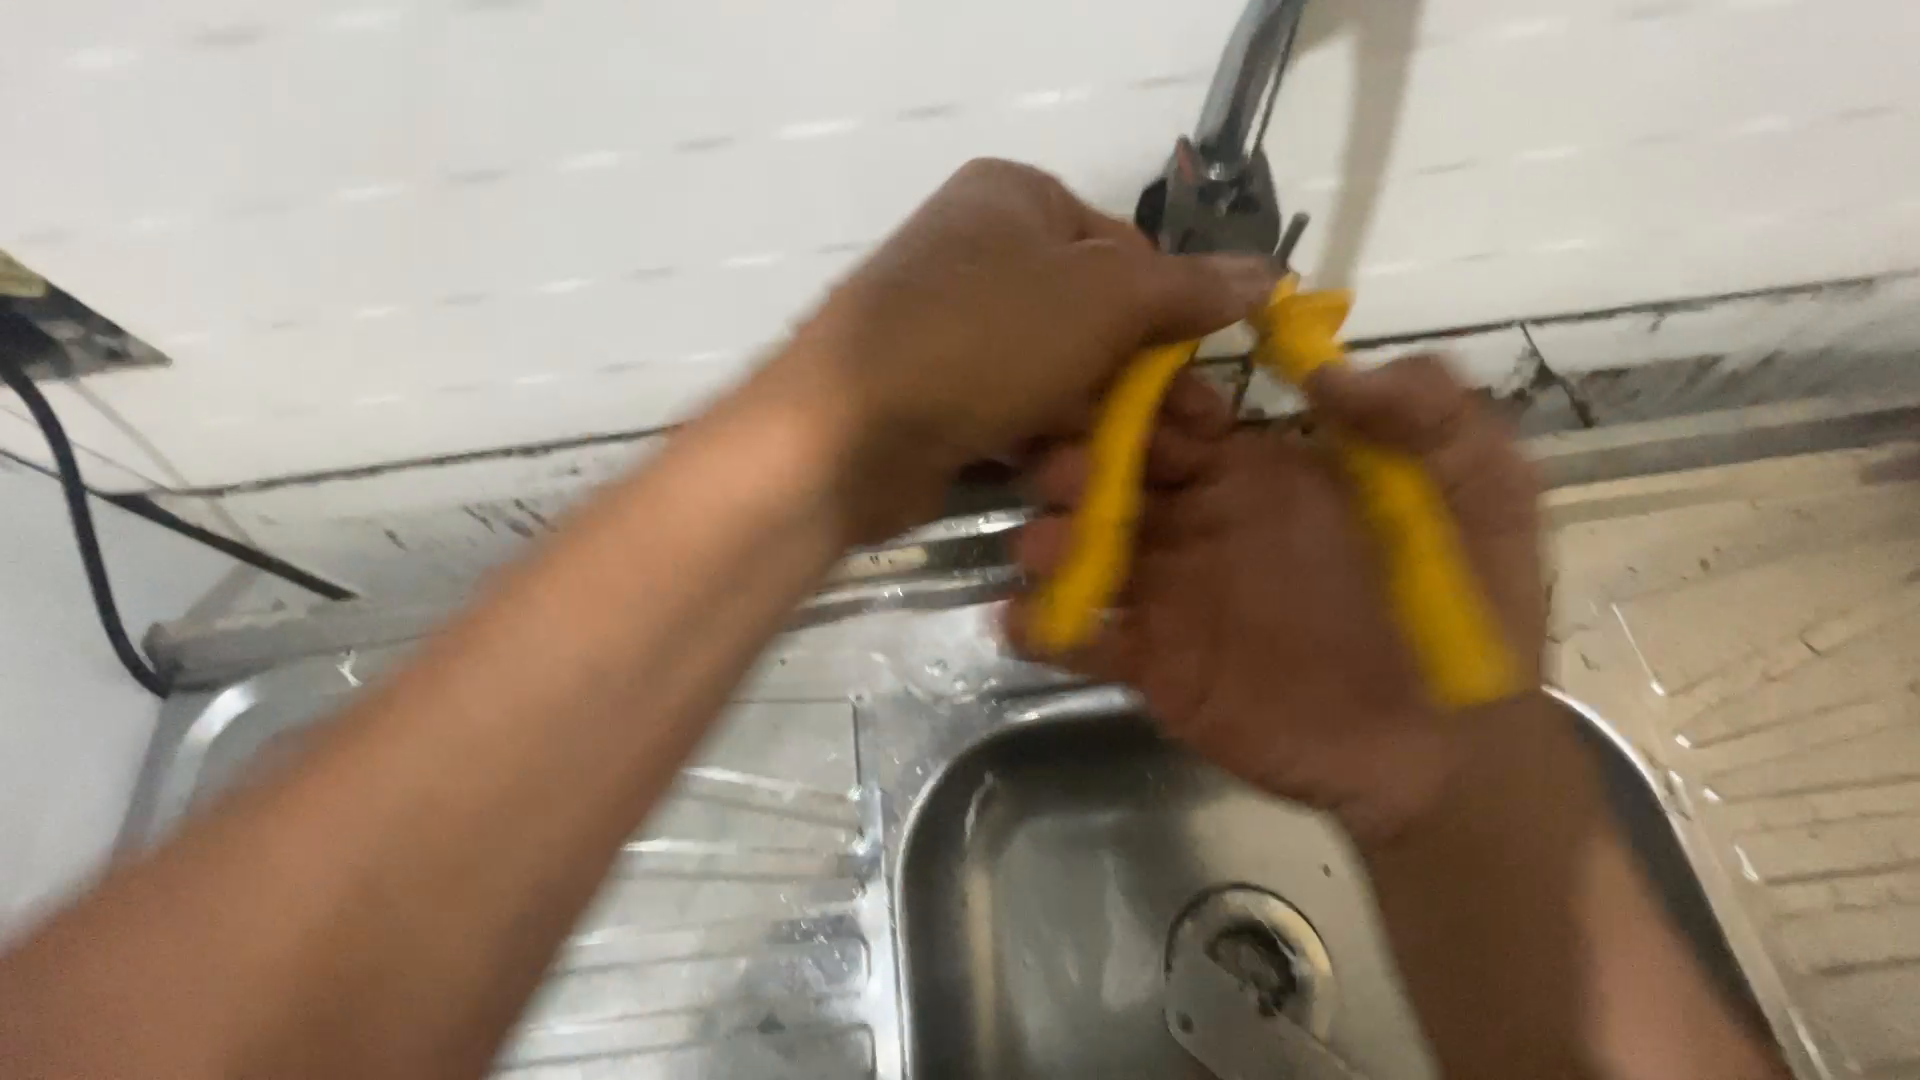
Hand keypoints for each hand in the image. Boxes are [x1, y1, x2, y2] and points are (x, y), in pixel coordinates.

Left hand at [762, 159, 1273, 539]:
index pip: (1122, 250)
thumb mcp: (1102, 300)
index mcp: (1014, 203)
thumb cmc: (982, 338)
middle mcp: (980, 260)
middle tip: (1197, 440)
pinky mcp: (936, 403)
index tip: (1201, 370)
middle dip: (1146, 390)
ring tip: (1141, 478)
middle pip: (1090, 325)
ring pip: (1054, 383)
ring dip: (1100, 433)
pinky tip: (1071, 488)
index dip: (1168, 313)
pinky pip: (1010, 420)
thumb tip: (1263, 272)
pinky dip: (1044, 452)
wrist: (845, 431)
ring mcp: (952, 336)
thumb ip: (1185, 288)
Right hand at [1010, 356, 1546, 842]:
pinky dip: (1041, 627)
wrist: (1447, 749)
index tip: (1140, 403)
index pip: (1179, 418)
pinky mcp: (1155, 664)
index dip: (1150, 399)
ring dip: (1050, 541)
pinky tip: (1023, 620)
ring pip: (1085, 552)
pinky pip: (1083, 639)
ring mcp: (1171, 597)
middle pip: (1113, 477)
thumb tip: (1326, 369)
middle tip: (1061, 469)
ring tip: (1044, 546)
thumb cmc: (1468, 609)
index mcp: (1259, 473)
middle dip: (1076, 461)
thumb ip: (1428, 412)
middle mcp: (1200, 525)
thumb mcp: (1483, 487)